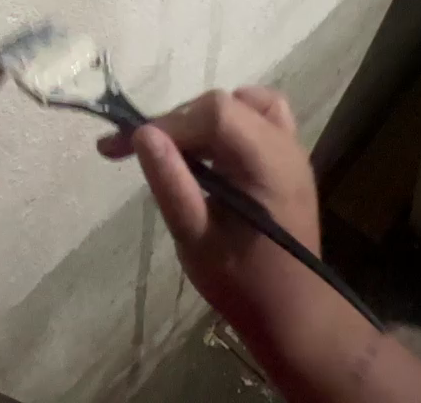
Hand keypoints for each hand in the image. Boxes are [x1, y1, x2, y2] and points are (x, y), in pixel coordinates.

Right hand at [98, 87, 319, 324]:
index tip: (126, 147)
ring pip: (237, 103)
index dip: (167, 122)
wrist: (295, 317)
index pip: (213, 114)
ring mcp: (290, 149)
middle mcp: (285, 146)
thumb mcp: (196, 239)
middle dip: (174, 123)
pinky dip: (229, 119)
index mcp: (269, 165)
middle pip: (220, 105)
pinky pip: (258, 114)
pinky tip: (211, 148)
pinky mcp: (284, 158)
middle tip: (134, 152)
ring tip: (175, 152)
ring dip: (198, 120)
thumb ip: (171, 183)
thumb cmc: (244, 283)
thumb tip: (142, 133)